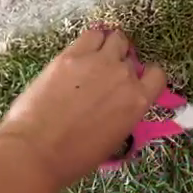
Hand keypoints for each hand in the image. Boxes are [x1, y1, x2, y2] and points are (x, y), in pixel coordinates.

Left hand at [0, 28, 165, 186]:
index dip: (145, 77)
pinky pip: (91, 35)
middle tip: (104, 76)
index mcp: (138, 100)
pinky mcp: (72, 55)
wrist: (35, 151)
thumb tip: (118, 102)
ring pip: (115, 39)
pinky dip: (91, 41)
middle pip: (130, 58)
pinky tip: (81, 52)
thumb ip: (124, 113)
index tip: (133, 82)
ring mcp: (98, 62)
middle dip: (121, 65)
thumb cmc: (75, 157)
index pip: (157, 75)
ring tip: (95, 58)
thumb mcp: (114, 139)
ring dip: (109, 47)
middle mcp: (124, 75)